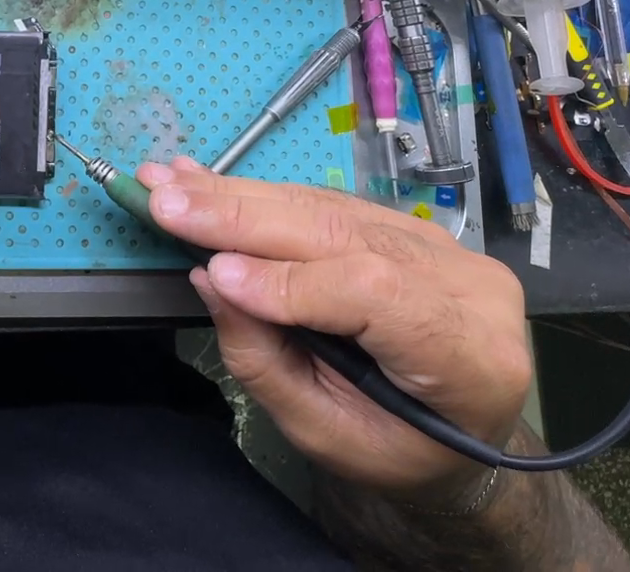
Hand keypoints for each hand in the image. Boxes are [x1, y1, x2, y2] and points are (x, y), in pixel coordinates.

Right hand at [138, 158, 531, 502]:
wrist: (456, 430)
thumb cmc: (391, 448)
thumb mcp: (324, 432)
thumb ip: (265, 362)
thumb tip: (209, 278)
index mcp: (466, 356)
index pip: (375, 295)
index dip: (290, 280)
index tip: (211, 272)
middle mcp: (462, 283)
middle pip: (339, 232)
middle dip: (239, 217)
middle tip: (162, 200)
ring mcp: (436, 244)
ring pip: (321, 205)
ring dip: (233, 194)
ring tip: (167, 181)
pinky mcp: (401, 223)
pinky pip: (320, 200)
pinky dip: (254, 193)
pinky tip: (203, 181)